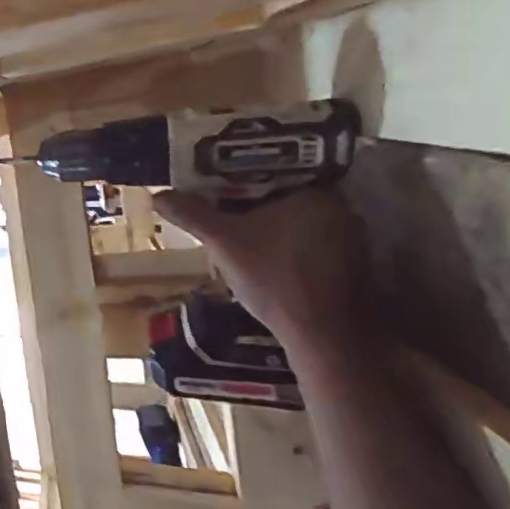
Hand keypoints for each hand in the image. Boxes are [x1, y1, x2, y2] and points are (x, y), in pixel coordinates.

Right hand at [152, 188, 375, 358]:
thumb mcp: (224, 243)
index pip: (270, 171)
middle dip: (252, 203)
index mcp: (314, 191)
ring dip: (269, 227)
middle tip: (219, 208)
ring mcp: (351, 239)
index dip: (237, 177)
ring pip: (297, 221)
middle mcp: (340, 208)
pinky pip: (310, 242)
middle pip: (283, 196)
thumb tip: (158, 195)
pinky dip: (286, 246)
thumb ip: (192, 214)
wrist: (325, 337)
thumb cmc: (276, 279)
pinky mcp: (352, 266)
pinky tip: (264, 259)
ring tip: (237, 233)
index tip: (213, 186)